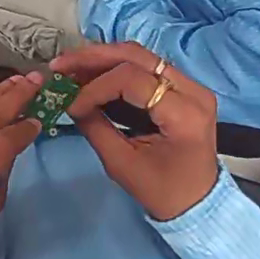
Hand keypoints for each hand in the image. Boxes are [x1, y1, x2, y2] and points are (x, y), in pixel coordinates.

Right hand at [51, 42, 219, 220]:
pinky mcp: (182, 88)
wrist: (198, 203)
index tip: (71, 105)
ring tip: (70, 66)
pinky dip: (114, 67)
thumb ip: (95, 127)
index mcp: (184, 114)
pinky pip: (144, 67)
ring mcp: (190, 86)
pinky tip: (89, 73)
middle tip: (60, 65)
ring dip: (101, 58)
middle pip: (137, 56)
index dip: (95, 87)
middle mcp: (193, 90)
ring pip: (140, 55)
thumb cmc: (163, 190)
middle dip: (93, 57)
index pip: (132, 80)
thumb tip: (69, 101)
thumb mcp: (122, 163)